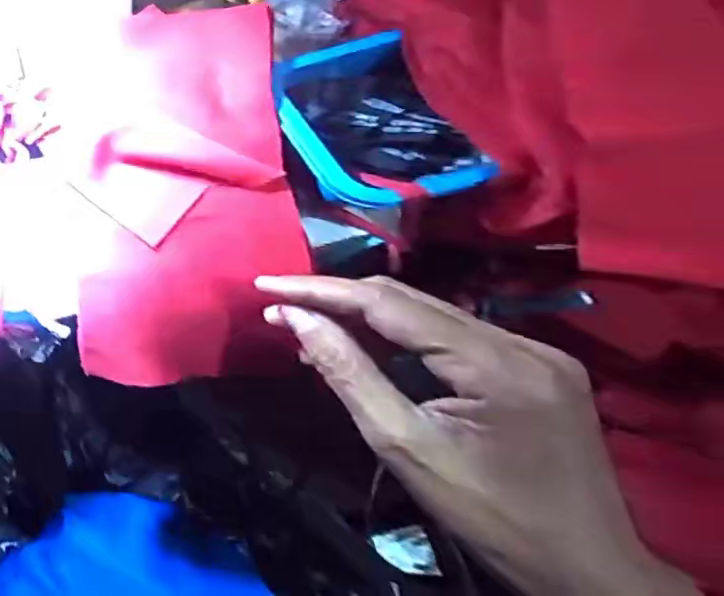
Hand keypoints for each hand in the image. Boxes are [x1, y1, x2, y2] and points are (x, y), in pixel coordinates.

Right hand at [256, 275, 697, 595]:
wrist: (590, 573)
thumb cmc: (490, 514)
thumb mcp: (402, 442)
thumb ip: (344, 369)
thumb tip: (289, 315)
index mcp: (498, 364)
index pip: (386, 304)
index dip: (317, 289)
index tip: (263, 286)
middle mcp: (523, 344)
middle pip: (404, 299)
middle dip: (333, 298)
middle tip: (276, 307)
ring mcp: (534, 353)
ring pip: (421, 310)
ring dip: (359, 314)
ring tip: (306, 325)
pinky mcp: (533, 365)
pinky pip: (444, 330)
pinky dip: (393, 332)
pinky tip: (359, 344)